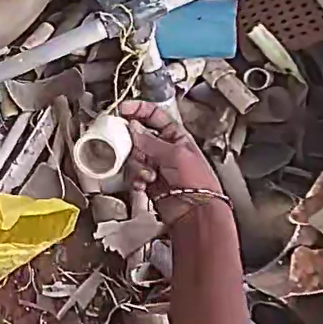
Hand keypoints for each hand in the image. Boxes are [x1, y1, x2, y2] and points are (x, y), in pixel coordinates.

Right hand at [118, 100, 225, 223]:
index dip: (138, 109)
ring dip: (138, 166)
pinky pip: (132, 174)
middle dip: (134, 145)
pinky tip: (144, 183)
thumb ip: (150, 141)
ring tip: (149, 175)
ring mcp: (155, 165)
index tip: (123, 110)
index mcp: (176, 136)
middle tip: (132, 149)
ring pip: (133, 156)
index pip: (154, 115)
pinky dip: (135, 178)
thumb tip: (133, 127)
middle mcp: (164, 149)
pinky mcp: (148, 181)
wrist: (196, 213)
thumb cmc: (198, 183)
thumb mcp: (175, 154)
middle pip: (138, 137)